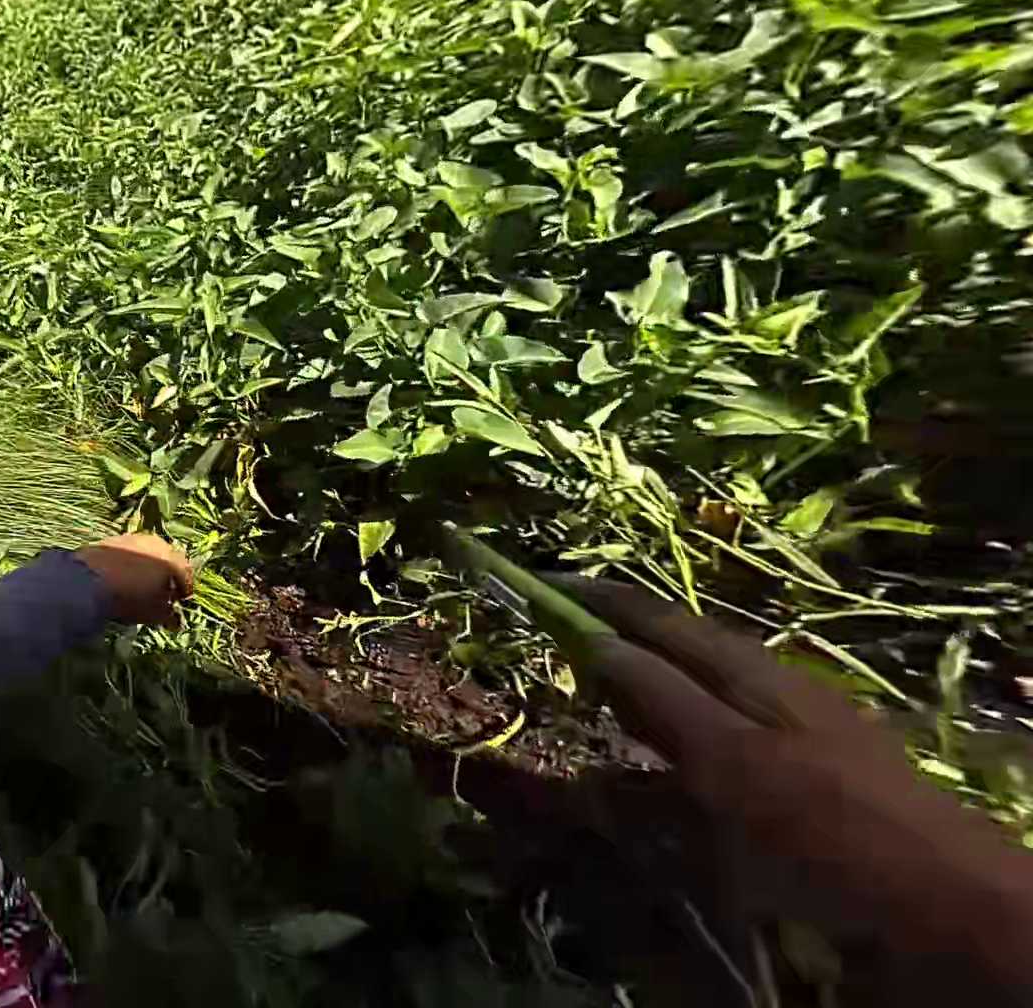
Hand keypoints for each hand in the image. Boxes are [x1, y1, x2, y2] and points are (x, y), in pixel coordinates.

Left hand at [74, 534, 193, 626]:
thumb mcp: (154, 613)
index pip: (187, 575)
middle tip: (161, 593)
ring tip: (140, 585)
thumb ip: (169, 615)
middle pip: (169, 560)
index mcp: (172, 560)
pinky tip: (122, 576)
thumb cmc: (130, 598)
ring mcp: (134, 538)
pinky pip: (129, 552)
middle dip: (167, 576)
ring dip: (148, 567)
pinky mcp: (113, 539)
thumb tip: (176, 619)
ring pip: (148, 553)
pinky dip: (130, 563)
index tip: (179, 603)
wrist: (88, 580)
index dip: (185, 591)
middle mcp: (157, 543)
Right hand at [550, 575, 1032, 985]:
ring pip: (688, 681)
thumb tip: (595, 640)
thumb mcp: (727, 756)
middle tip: (555, 636)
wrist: (959, 917)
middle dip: (611, 631)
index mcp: (749, 671)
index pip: (654, 614)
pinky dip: (667, 722)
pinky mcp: (790, 761)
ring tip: (593, 687)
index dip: (597, 596)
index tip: (541, 582)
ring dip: (636, 677)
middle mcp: (764, 683)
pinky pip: (708, 723)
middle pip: (670, 641)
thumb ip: (658, 693)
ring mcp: (783, 722)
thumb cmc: (825, 825)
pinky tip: (656, 745)